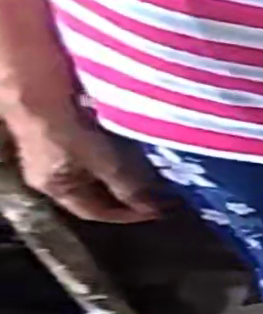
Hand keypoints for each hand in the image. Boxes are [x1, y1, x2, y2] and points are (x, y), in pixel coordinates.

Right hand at [9, 112, 161, 222]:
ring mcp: (57, 158)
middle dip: (132, 199)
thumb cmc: (74, 134)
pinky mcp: (66, 142)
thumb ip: (130, 189)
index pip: (95, 213)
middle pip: (98, 196)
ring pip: (101, 178)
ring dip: (131, 181)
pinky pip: (100, 161)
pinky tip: (145, 160)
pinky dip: (124, 164)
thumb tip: (152, 210)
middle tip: (167, 197)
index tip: (162, 213)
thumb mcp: (108, 166)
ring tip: (163, 180)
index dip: (130, 216)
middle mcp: (51, 175)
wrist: (43, 97)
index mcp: (55, 187)